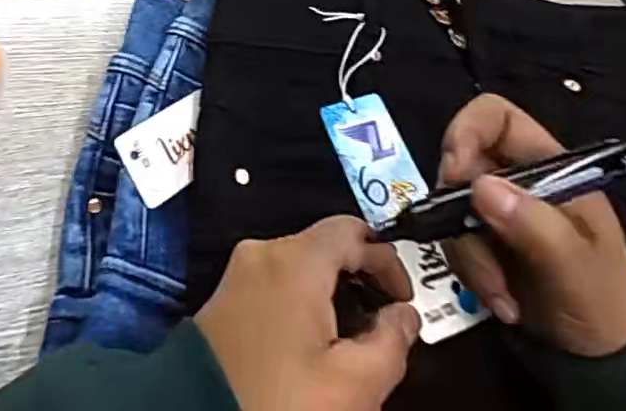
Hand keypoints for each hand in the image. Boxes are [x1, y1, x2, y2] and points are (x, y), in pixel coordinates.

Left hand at [196, 215, 420, 410]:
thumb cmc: (276, 404)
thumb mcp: (351, 388)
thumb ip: (391, 343)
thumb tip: (403, 317)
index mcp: (297, 259)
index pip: (355, 232)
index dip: (388, 262)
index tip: (404, 300)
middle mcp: (265, 253)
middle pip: (327, 247)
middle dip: (361, 278)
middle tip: (382, 318)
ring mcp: (238, 276)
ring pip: (301, 268)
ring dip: (332, 293)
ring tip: (351, 337)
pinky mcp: (221, 303)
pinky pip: (275, 287)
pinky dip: (302, 304)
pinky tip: (311, 344)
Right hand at [438, 94, 625, 356]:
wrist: (603, 354)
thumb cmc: (604, 297)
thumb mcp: (577, 263)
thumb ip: (534, 224)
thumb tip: (480, 186)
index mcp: (547, 162)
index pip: (495, 116)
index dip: (467, 129)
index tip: (454, 172)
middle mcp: (515, 176)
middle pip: (463, 162)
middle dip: (461, 210)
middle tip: (477, 248)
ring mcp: (496, 208)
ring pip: (451, 207)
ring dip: (470, 255)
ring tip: (502, 293)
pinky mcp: (482, 240)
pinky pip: (454, 242)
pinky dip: (471, 274)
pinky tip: (501, 301)